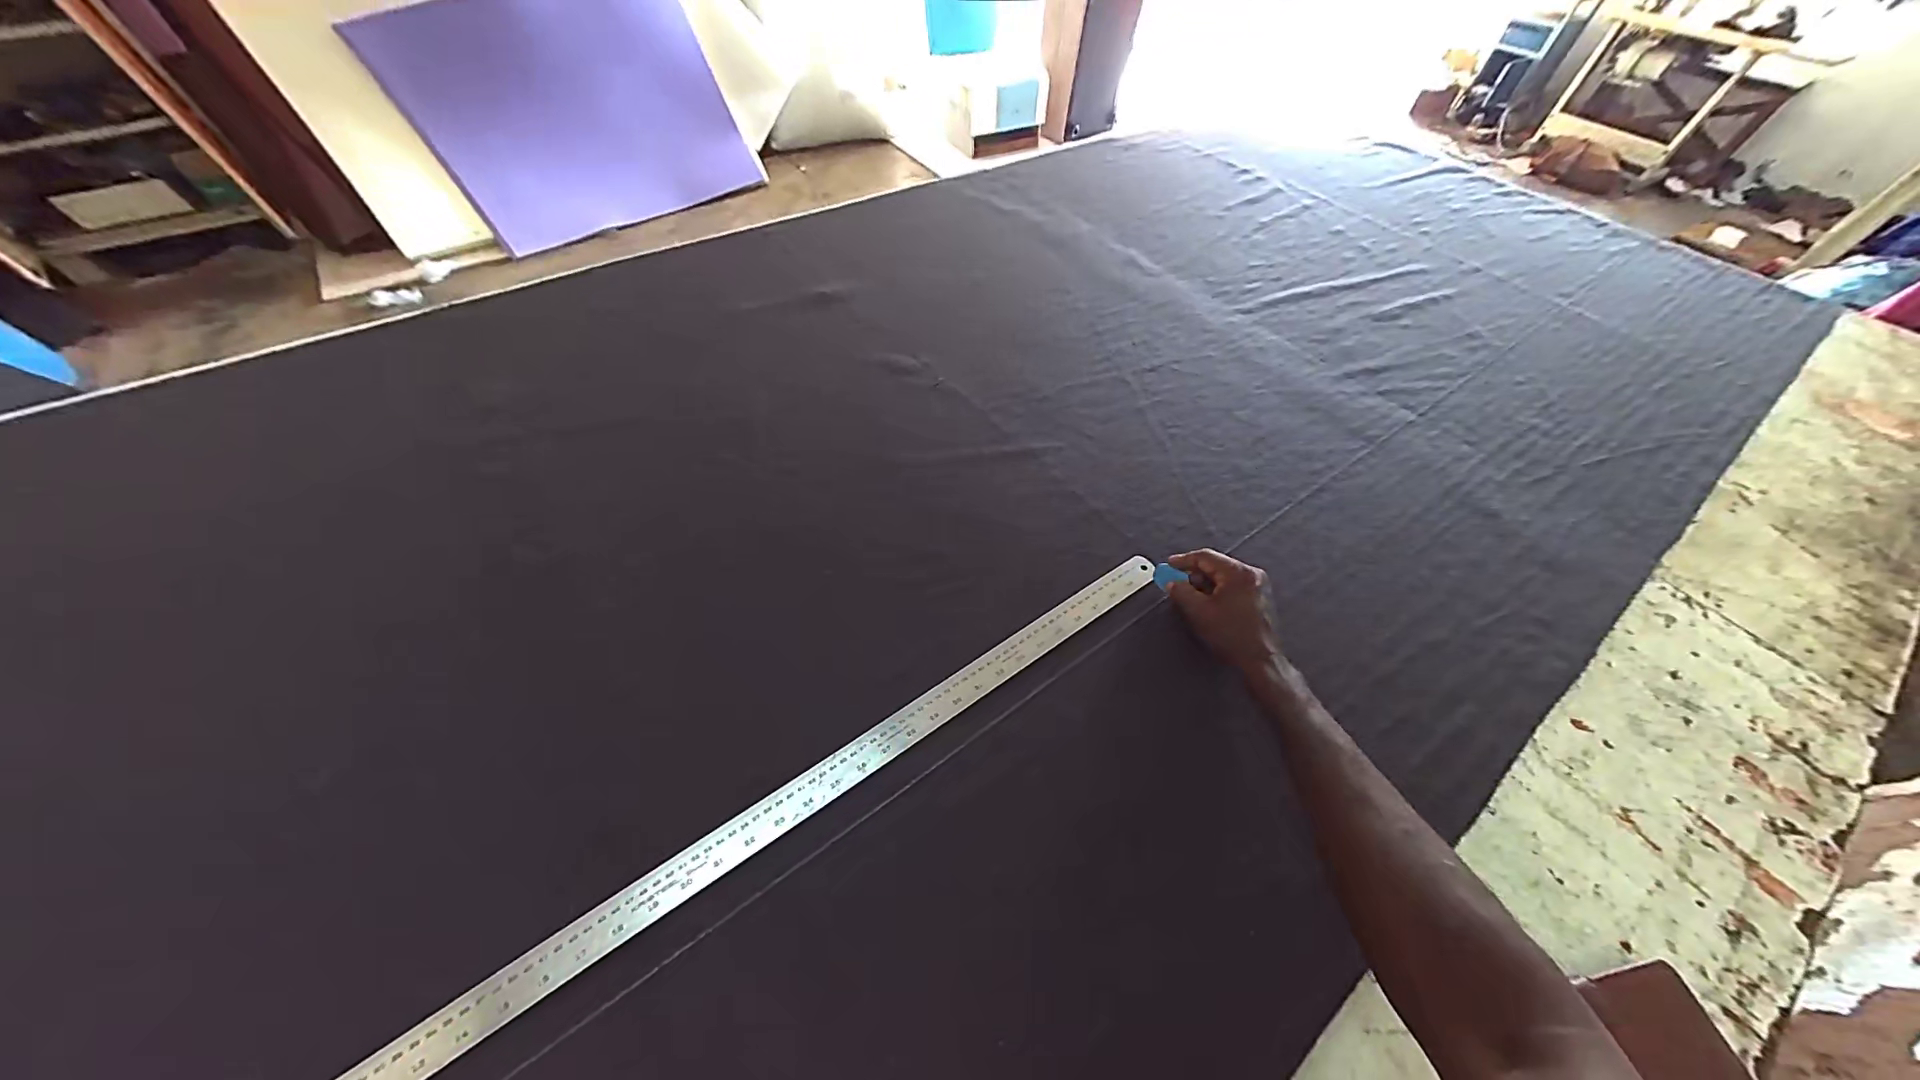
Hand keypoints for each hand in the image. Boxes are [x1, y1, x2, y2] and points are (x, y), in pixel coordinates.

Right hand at [1164, 549, 1286, 679]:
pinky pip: (1233, 585)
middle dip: (1194, 574)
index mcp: (1238, 573)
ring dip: (1206, 583)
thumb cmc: (1232, 635)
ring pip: (1224, 576)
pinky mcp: (1260, 597)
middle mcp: (1251, 575)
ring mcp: (1259, 586)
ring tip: (1193, 598)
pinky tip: (1209, 604)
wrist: (1259, 659)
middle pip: (1216, 565)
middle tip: (1178, 583)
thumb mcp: (1198, 611)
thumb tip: (1172, 582)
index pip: (1205, 557)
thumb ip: (1181, 591)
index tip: (1170, 565)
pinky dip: (1218, 590)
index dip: (1183, 560)